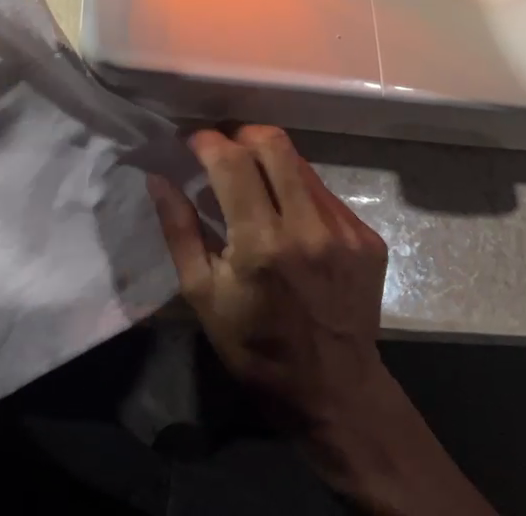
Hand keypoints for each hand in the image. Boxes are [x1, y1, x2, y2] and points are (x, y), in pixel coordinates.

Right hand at [148, 125, 390, 436]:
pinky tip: (286, 218)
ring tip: (252, 184)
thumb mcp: (200, 293)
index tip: (190, 142)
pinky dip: (297, 191)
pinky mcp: (368, 238)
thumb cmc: (253, 345)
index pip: (231, 161)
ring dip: (270, 162)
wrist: (333, 389)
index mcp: (260, 244)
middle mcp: (308, 227)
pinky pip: (325, 193)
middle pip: (274, 144)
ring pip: (301, 163)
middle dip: (240, 136)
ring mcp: (345, 231)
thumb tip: (158, 177)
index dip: (206, 140)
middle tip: (222, 151)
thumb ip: (179, 229)